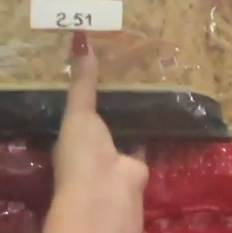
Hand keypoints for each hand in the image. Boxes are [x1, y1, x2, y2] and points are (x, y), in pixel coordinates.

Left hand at [53, 31, 148, 229]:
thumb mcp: (78, 113)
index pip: (76, 110)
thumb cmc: (83, 153)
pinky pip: (144, 142)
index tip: (96, 65)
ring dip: (132, 115)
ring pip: (124, 131)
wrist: (107, 193)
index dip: (84, 90)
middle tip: (125, 67)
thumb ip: (82, 82)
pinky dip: (151, 130)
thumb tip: (80, 39)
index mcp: (70, 137)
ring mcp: (115, 159)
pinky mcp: (138, 167)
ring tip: (145, 82)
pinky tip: (161, 110)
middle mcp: (92, 149)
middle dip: (112, 101)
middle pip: (102, 120)